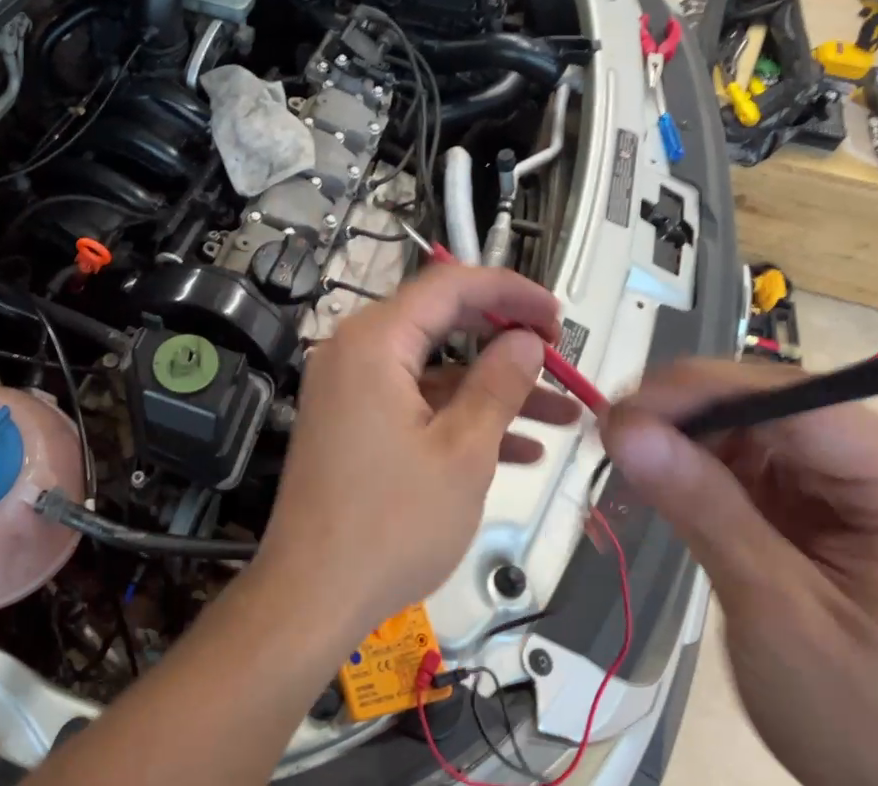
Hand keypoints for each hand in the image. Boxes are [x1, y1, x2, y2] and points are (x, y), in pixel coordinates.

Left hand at [256, 265, 578, 636]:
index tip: (559, 316)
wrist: (313, 592)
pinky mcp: (351, 424)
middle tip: (562, 360)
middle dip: (505, 342)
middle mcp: (352, 353)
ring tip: (564, 415)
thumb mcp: (462, 452)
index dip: (509, 292)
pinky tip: (521, 450)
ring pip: (432, 371)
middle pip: (440, 323)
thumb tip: (525, 340)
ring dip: (493, 390)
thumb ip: (497, 385)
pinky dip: (459, 418)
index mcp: (372, 342)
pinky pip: (412, 404)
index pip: (448, 286)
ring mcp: (348, 390)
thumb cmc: (392, 523)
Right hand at [603, 359, 877, 785]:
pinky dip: (715, 470)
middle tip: (613, 440)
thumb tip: (621, 425)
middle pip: (784, 408)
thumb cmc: (868, 727)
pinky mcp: (854, 512)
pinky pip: (773, 464)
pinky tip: (675, 484)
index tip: (616, 411)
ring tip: (634, 463)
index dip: (700, 392)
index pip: (801, 402)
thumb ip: (702, 508)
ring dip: (696, 441)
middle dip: (692, 417)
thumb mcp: (775, 613)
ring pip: (769, 429)